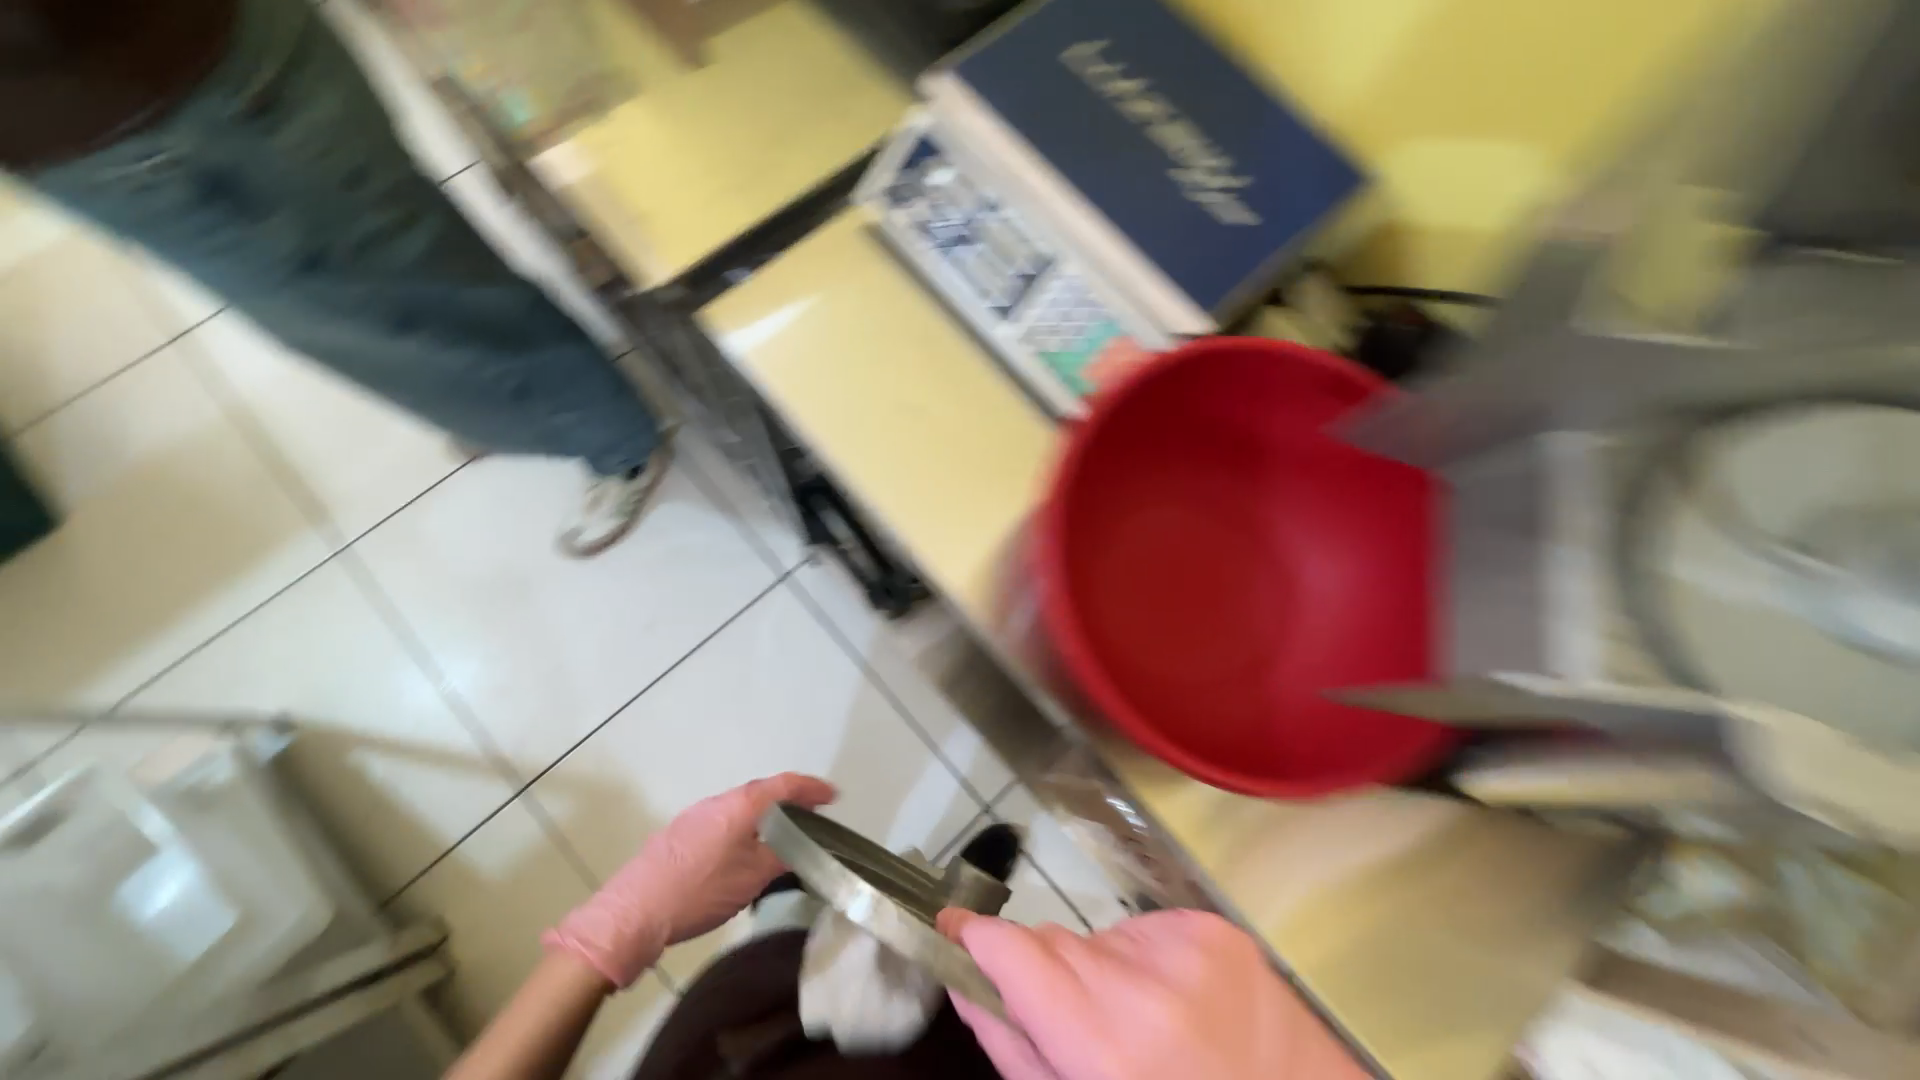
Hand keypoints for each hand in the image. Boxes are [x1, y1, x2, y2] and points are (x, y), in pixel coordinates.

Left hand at [544, 772, 835, 987]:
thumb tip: (804, 847)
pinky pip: (724, 822)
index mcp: (740, 805)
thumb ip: (782, 856)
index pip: (785, 785)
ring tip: (783, 838)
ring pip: (741, 809)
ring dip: (765, 817)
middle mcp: (718, 802)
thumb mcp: (752, 878)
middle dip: (790, 802)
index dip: (812, 788)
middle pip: (762, 793)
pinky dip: (744, 828)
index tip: (833, 797)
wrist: (631, 914)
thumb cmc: (699, 891)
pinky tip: (745, 854)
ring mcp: (695, 817)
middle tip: (812, 818)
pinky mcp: (679, 836)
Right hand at [935, 909, 1367, 1079]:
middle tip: (1068, 1021)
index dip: (974, 937)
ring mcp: (1186, 946)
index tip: (951, 929)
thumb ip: (1016, 1050)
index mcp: (1108, 1044)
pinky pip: (1145, 932)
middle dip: (1043, 973)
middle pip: (1053, 943)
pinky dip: (1144, 963)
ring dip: (1101, 972)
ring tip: (1140, 1024)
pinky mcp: (1214, 929)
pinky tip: (1176, 1005)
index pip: (1014, 953)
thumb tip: (967, 984)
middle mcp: (1145, 980)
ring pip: (1098, 938)